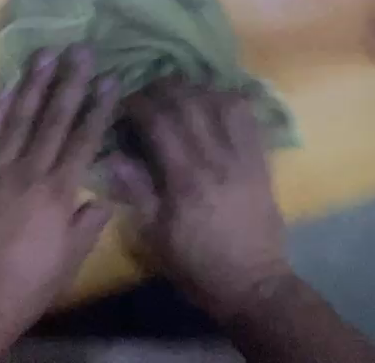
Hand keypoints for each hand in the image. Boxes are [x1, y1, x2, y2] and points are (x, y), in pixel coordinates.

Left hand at [0, 48, 118, 360]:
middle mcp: (29, 174)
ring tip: (45, 53)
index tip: (110, 78)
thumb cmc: (26, 288)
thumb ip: (87, 227)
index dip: (98, 107)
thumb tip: (104, 197)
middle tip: (80, 49)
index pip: (83, 140)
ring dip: (33, 84)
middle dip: (69, 82)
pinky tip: (4, 87)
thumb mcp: (68, 264)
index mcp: (58, 194)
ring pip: (19, 120)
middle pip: (53, 119)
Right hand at [105, 79, 293, 322]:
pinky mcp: (261, 161)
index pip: (159, 123)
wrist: (254, 287)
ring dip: (198, 88)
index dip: (139, 104)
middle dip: (164, 88)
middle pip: (189, 103)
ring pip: (221, 102)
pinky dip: (231, 100)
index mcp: (185, 179)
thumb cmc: (198, 265)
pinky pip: (250, 118)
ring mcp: (243, 157)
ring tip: (182, 89)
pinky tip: (216, 98)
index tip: (126, 101)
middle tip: (150, 88)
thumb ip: (136, 192)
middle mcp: (215, 159)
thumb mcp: (157, 237)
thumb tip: (112, 156)